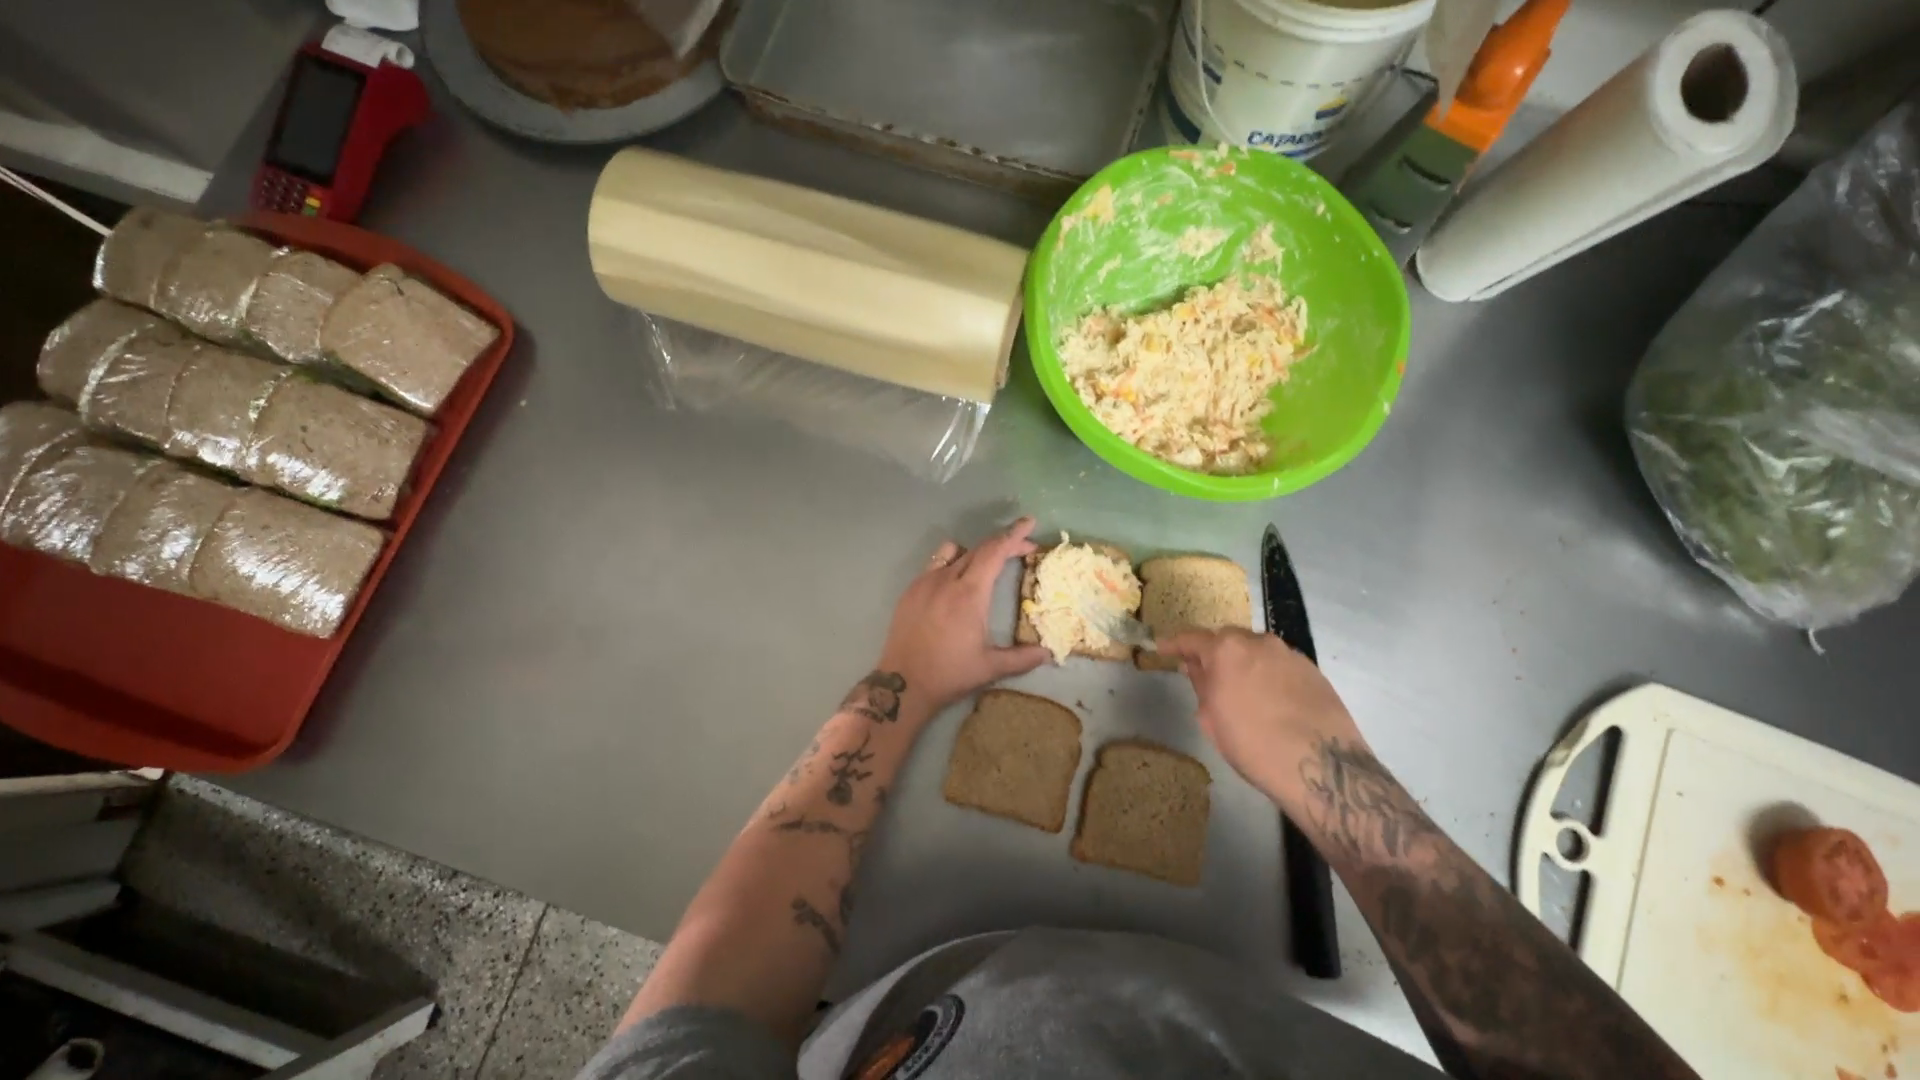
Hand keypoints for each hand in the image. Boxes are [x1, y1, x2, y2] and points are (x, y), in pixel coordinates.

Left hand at [873, 517, 1051, 716]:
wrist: (902, 684)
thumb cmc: (949, 674)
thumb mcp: (990, 667)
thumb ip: (1021, 658)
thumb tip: (1048, 654)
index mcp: (970, 594)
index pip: (995, 552)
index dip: (1014, 535)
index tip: (1029, 523)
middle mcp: (947, 580)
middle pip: (978, 549)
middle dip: (1003, 544)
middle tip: (1022, 548)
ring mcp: (924, 583)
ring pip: (953, 552)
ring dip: (975, 551)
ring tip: (987, 565)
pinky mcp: (910, 591)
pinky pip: (934, 565)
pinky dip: (951, 564)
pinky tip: (955, 584)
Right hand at [1160, 628, 1365, 799]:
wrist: (1320, 766)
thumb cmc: (1254, 745)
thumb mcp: (1212, 720)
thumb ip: (1202, 685)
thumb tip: (1196, 667)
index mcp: (1227, 650)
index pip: (1193, 639)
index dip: (1175, 644)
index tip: (1163, 649)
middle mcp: (1260, 642)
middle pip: (1228, 640)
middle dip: (1215, 654)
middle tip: (1207, 675)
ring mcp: (1290, 654)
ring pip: (1258, 651)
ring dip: (1245, 664)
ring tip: (1242, 692)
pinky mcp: (1314, 670)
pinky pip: (1280, 665)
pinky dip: (1269, 675)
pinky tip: (1271, 701)